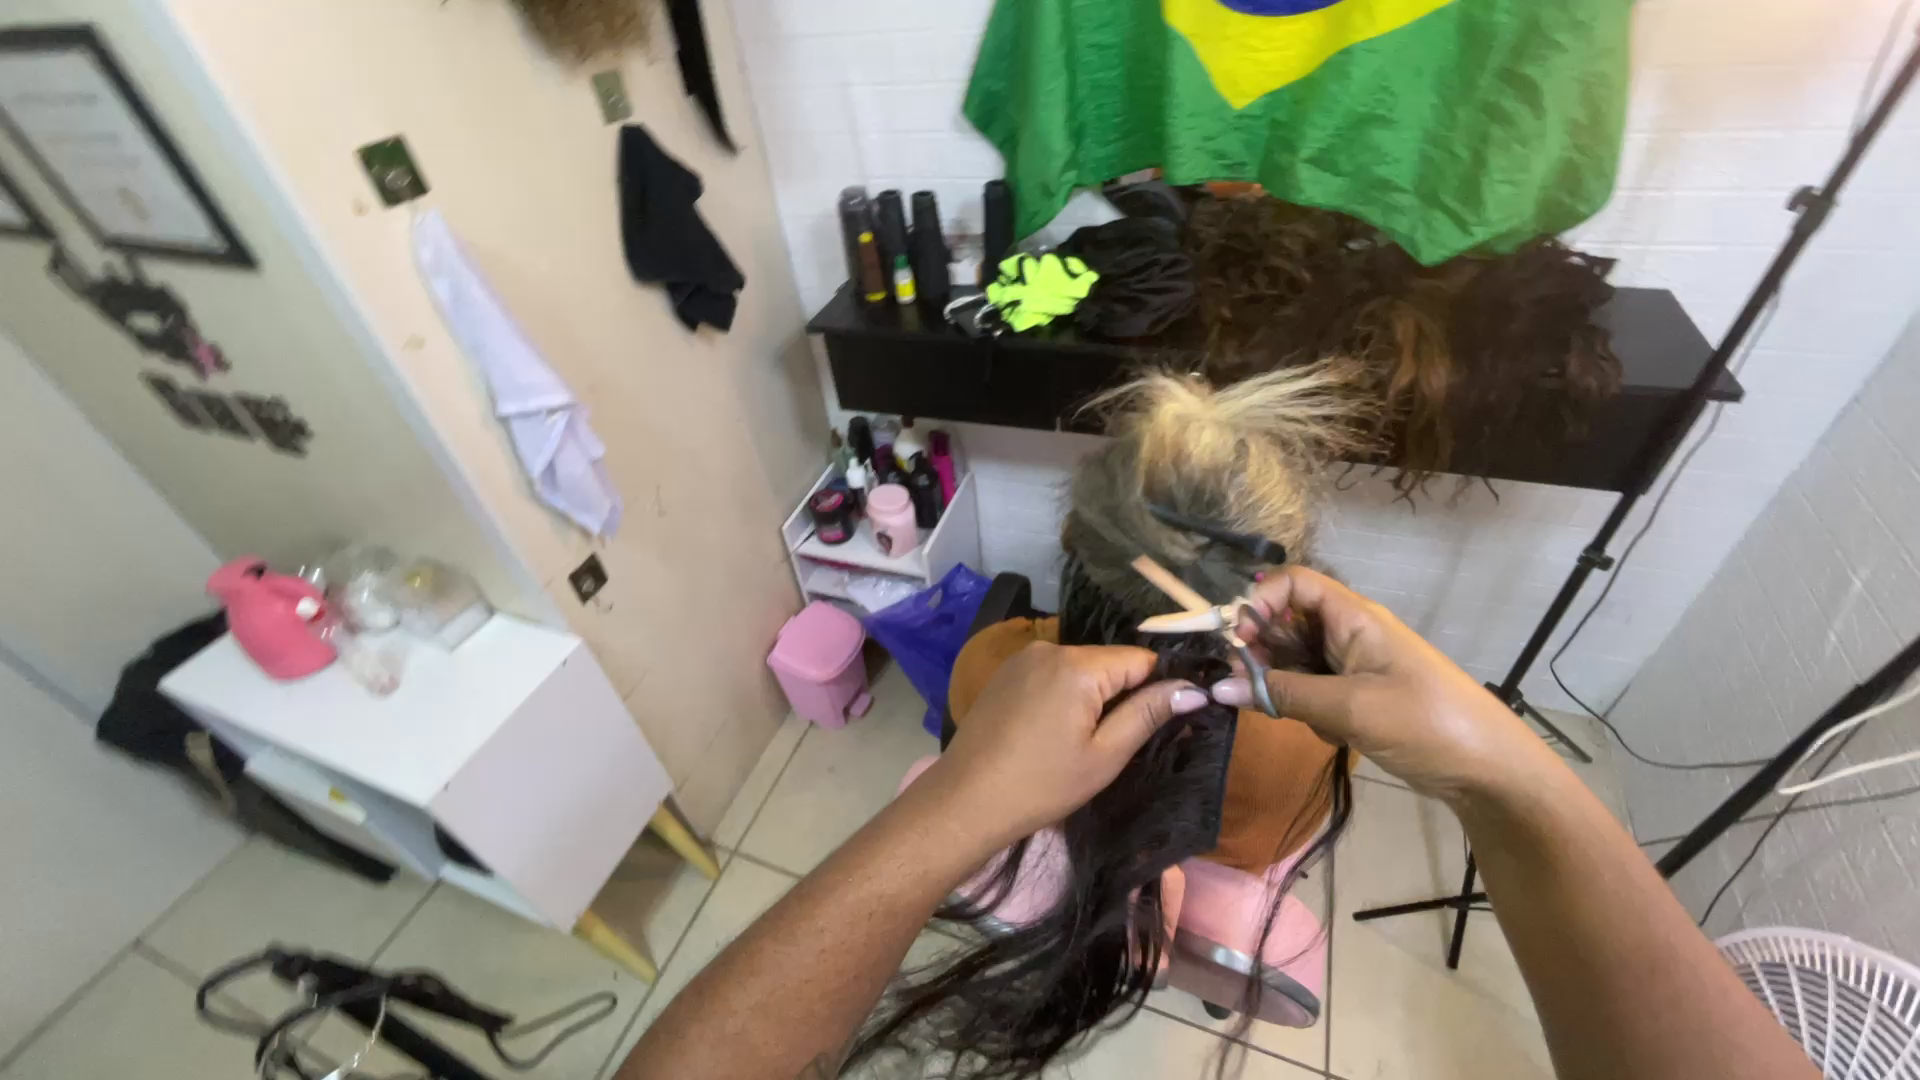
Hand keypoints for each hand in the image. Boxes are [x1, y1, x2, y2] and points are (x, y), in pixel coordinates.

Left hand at [921, 641, 1209, 847]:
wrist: (966, 799)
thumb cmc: (1042, 785)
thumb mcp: (1104, 756)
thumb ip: (1148, 715)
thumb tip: (1194, 689)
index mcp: (1078, 665)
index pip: (1140, 659)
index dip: (1161, 686)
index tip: (1170, 719)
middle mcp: (1050, 648)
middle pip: (1109, 661)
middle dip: (1125, 692)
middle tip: (1124, 739)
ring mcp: (1023, 658)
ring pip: (1080, 667)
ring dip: (1094, 694)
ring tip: (1089, 739)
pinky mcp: (1006, 672)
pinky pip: (1052, 673)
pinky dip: (1065, 693)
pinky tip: (1057, 730)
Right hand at [1212, 565, 1558, 802]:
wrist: (1491, 773)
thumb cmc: (1424, 722)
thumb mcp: (1347, 707)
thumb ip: (1281, 694)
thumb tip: (1218, 688)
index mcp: (1353, 618)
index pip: (1293, 583)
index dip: (1261, 601)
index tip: (1240, 640)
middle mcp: (1348, 633)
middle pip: (1286, 622)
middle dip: (1260, 650)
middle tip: (1244, 684)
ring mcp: (1353, 665)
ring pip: (1294, 659)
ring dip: (1282, 684)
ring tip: (1287, 714)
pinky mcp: (1356, 695)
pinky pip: (1311, 689)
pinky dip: (1305, 708)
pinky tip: (1327, 733)